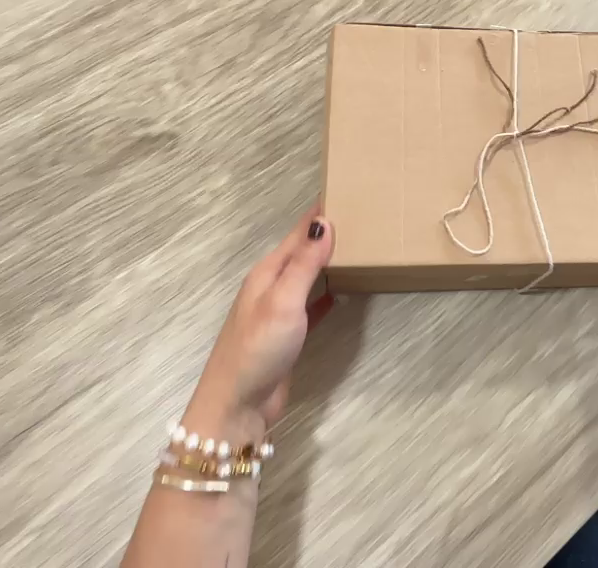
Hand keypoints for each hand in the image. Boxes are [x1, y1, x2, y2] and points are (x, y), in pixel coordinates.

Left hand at [184, 204, 335, 443]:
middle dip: (325, 234)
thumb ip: (304, 264)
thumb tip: (325, 222)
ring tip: (357, 248)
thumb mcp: (283, 301)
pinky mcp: (288, 336)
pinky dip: (327, 295)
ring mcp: (279, 312)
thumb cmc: (258, 348)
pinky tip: (343, 293)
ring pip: (307, 278)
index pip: (298, 234)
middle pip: (302, 253)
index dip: (318, 215)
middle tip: (361, 217)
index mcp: (267, 273)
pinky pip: (312, 305)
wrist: (237, 406)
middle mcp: (272, 287)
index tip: (344, 191)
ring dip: (327, 263)